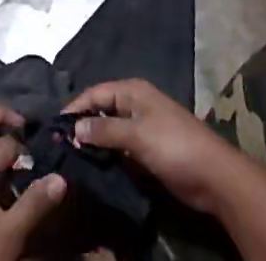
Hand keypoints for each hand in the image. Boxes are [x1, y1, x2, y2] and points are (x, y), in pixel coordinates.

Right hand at [64, 79, 252, 214]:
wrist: (212, 175)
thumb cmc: (173, 146)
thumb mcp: (136, 135)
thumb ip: (104, 130)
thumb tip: (74, 127)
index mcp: (133, 90)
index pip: (95, 93)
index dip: (74, 108)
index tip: (53, 127)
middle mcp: (135, 103)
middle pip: (100, 109)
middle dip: (81, 124)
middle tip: (58, 144)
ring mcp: (142, 125)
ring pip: (109, 129)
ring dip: (93, 140)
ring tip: (70, 156)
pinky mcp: (147, 147)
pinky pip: (119, 145)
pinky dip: (106, 152)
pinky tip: (93, 165)